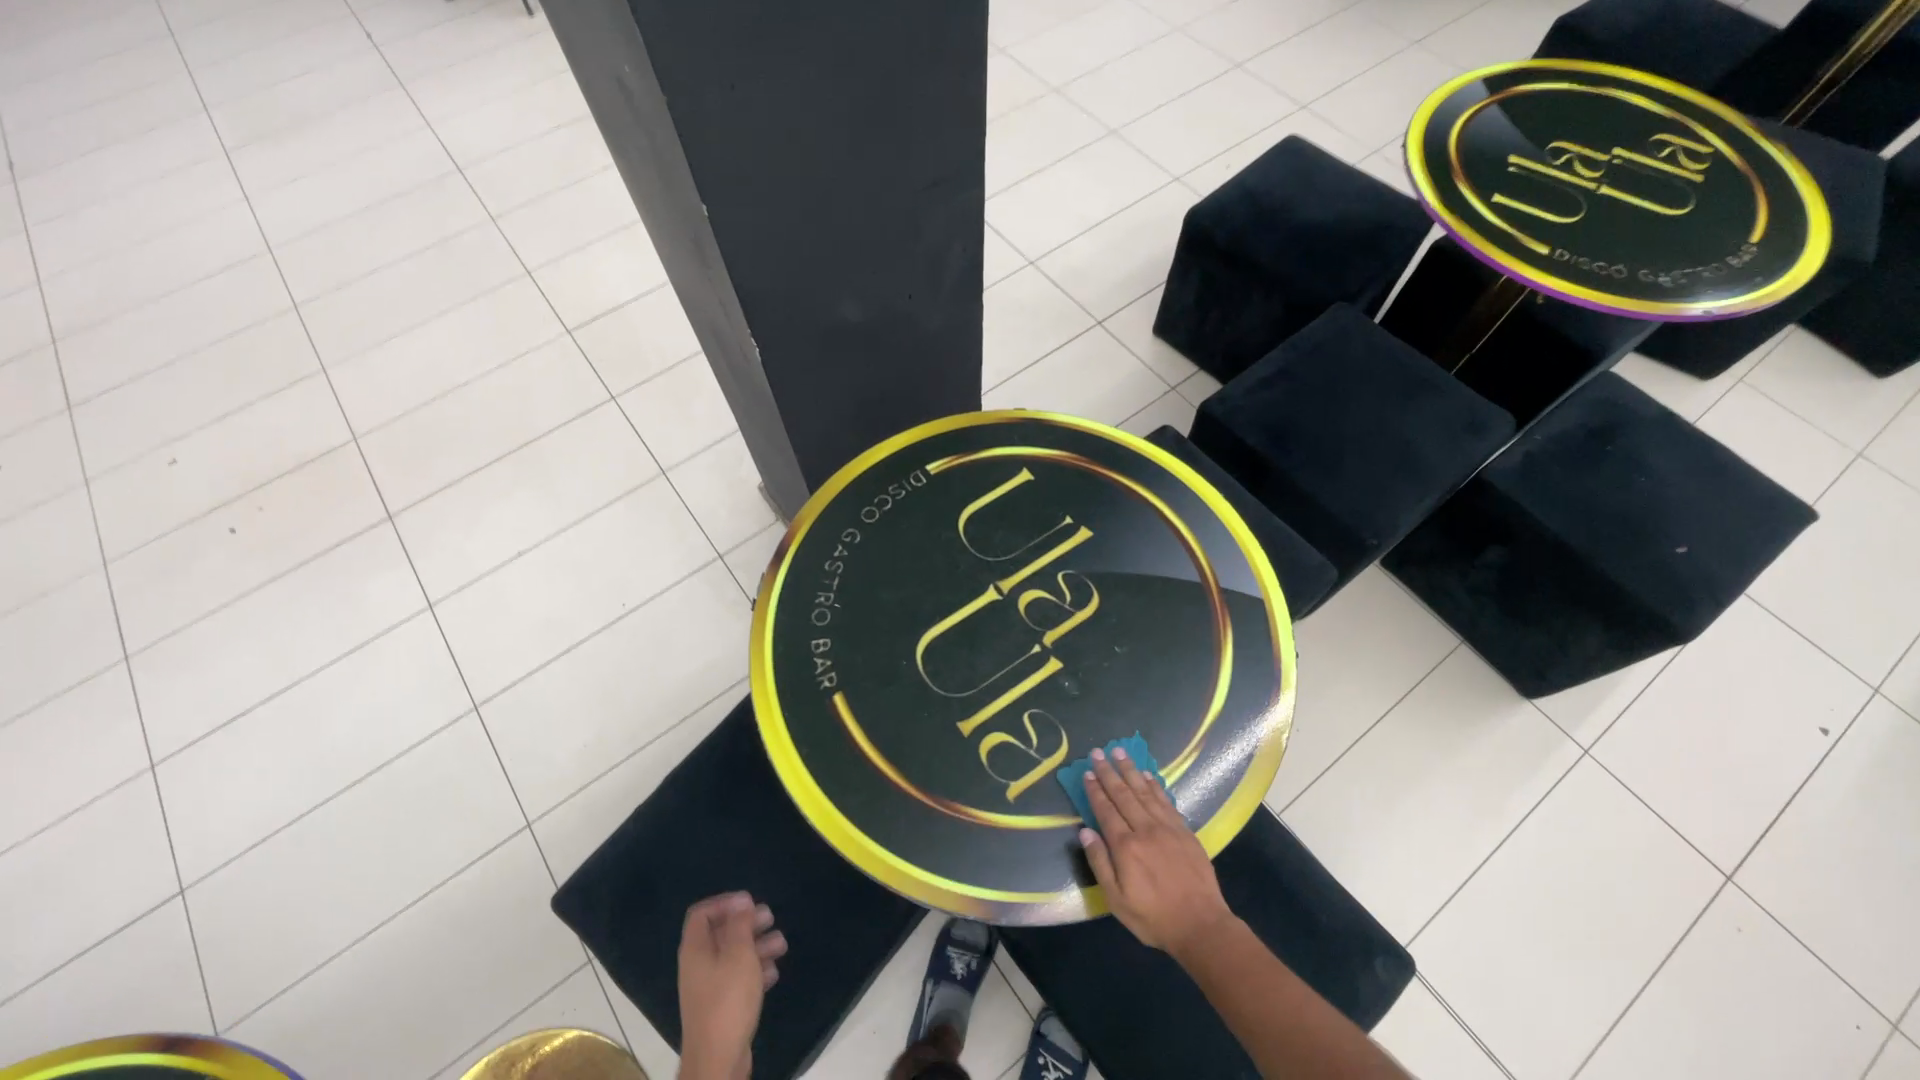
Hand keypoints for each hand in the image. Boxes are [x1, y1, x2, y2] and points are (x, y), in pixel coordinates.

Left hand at [677, 892, 786, 1079]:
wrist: (718, 1057)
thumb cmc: (728, 999)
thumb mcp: (738, 955)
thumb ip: (740, 925)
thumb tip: (740, 901)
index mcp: (695, 949)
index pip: (702, 914)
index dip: (724, 903)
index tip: (750, 902)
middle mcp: (698, 965)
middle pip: (720, 933)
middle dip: (747, 923)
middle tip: (771, 918)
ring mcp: (708, 986)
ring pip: (733, 956)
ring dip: (756, 946)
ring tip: (781, 944)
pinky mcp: (721, 1006)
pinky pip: (737, 979)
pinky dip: (755, 971)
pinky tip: (773, 972)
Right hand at [1079, 748, 1236, 957]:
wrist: (1200, 925)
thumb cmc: (1153, 917)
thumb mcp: (1116, 900)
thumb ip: (1100, 863)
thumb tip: (1085, 832)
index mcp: (1125, 847)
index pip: (1106, 810)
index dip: (1095, 790)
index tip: (1087, 772)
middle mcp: (1145, 830)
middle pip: (1124, 795)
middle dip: (1110, 773)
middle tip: (1099, 752)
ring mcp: (1168, 828)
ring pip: (1145, 792)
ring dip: (1131, 771)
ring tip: (1120, 753)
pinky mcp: (1185, 832)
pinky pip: (1166, 801)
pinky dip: (1155, 786)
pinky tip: (1148, 775)